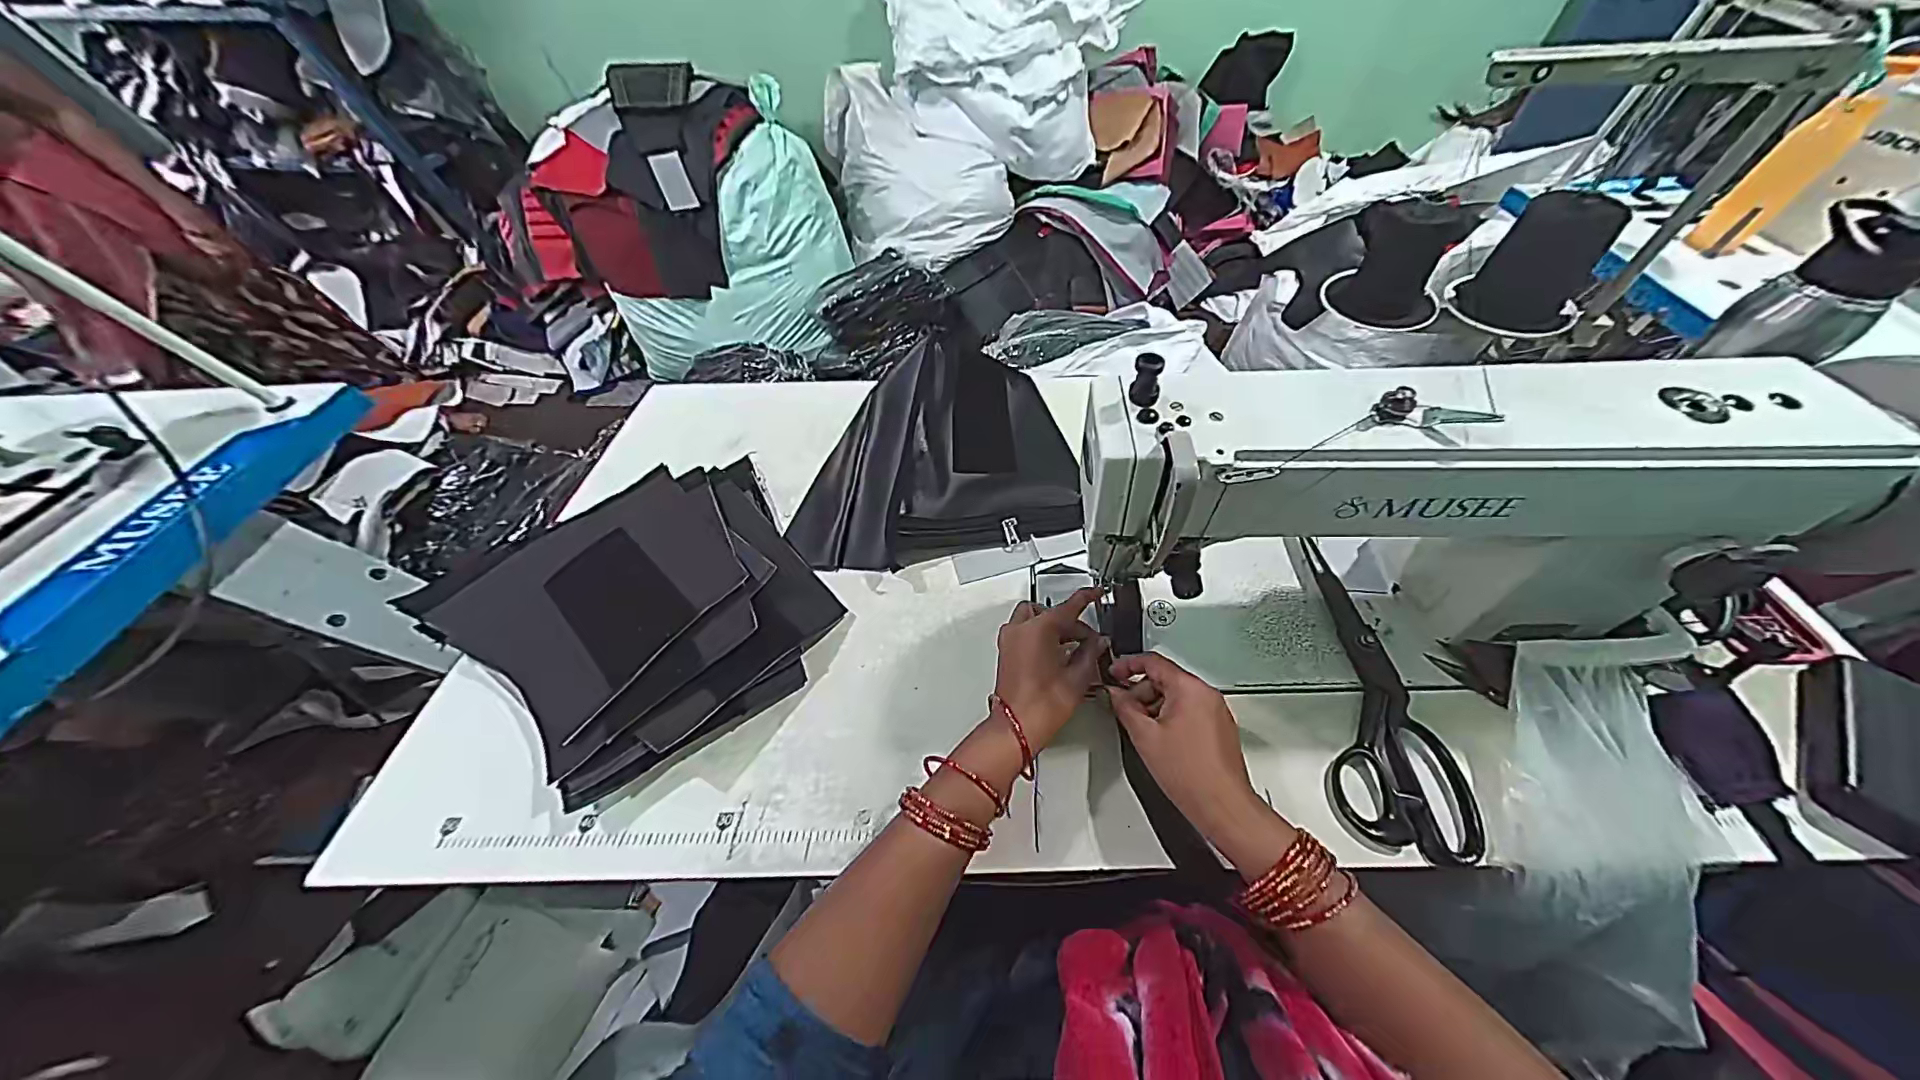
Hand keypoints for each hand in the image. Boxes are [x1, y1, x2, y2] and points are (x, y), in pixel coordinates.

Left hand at [993, 588, 1106, 749]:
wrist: (1017, 727)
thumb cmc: (1039, 707)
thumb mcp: (1078, 676)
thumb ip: (1090, 652)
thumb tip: (1096, 643)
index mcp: (1038, 629)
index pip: (1068, 606)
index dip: (1086, 598)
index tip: (1094, 592)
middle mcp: (1019, 630)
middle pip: (1050, 612)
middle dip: (1070, 622)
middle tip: (1088, 637)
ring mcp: (1010, 640)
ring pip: (1035, 620)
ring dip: (1053, 628)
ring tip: (1074, 647)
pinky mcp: (1006, 652)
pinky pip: (1025, 632)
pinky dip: (1041, 636)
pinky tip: (1058, 654)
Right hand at [1108, 653, 1289, 863]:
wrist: (1222, 805)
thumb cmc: (1193, 775)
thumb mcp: (1144, 736)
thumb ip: (1124, 707)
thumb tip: (1116, 694)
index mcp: (1190, 689)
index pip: (1154, 662)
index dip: (1128, 665)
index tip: (1116, 672)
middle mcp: (1208, 695)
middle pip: (1165, 679)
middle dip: (1141, 693)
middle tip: (1125, 709)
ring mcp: (1216, 712)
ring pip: (1177, 697)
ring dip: (1156, 708)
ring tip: (1145, 733)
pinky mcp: (1220, 728)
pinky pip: (1190, 712)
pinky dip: (1171, 719)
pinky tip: (1162, 742)